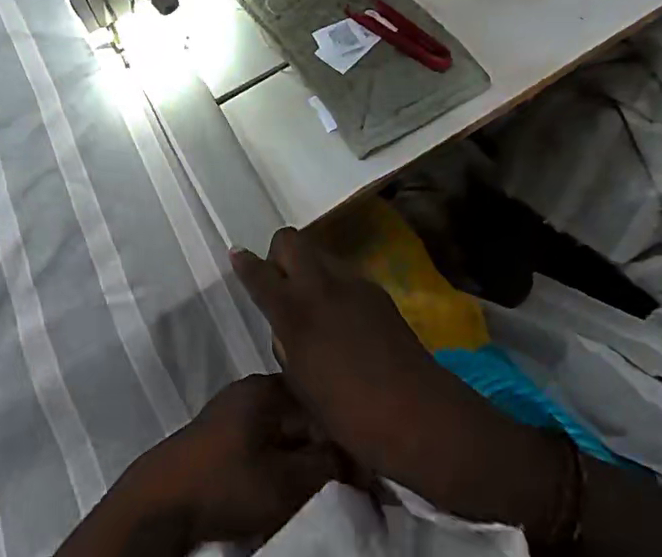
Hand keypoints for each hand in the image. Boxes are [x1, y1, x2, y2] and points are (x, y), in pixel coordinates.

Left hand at [54, 375, 341, 555]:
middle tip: (362, 485)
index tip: (376, 465)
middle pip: (308, 414)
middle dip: (335, 448)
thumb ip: (331, 463)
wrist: (167, 500)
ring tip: (338, 488)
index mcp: (267, 388)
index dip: (354, 432)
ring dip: (314, 459)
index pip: (325, 398)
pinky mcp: (229, 436)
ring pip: (291, 431)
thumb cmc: (230, 483)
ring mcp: (238, 411)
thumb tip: (362, 458)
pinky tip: (305, 485)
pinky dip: (292, 462)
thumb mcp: (291, 479)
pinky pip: (272, 443)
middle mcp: (253, 391)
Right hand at [232, 227, 562, 528]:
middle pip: (290, 240)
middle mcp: (321, 286)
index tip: (237, 257)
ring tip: (315, 307)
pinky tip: (344, 321)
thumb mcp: (302, 385)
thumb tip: (285, 326)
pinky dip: (335, 287)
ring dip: (309, 270)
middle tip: (281, 286)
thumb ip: (286, 345)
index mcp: (294, 311)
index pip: (259, 272)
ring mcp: (354, 286)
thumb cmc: (352, 414)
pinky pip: (345, 277)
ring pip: (319, 255)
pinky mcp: (380, 296)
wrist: (425, 421)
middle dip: (279, 255)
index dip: (244, 263)